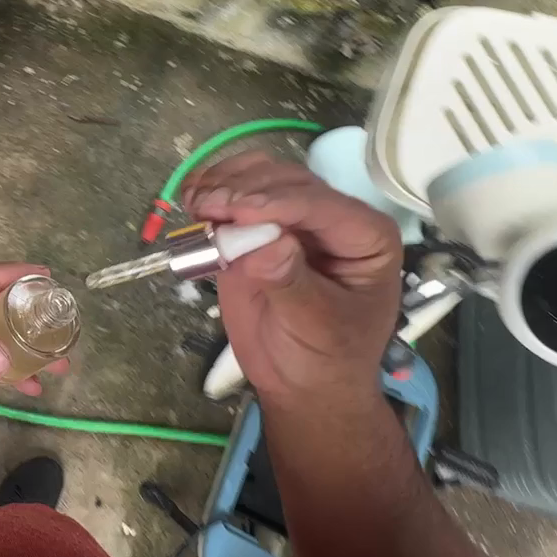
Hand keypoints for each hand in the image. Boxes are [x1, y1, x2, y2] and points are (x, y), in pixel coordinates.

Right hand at [181, 153, 401, 403]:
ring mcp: (290, 216)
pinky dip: (210, 188)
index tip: (232, 210)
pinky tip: (191, 197)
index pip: (320, 205)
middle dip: (242, 189)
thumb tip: (268, 243)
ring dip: (222, 182)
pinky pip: (235, 191)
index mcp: (365, 237)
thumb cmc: (324, 357)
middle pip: (286, 181)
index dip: (276, 201)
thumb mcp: (315, 327)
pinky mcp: (254, 224)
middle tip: (203, 206)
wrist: (300, 380)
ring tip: (194, 202)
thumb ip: (291, 283)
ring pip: (258, 175)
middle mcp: (330, 217)